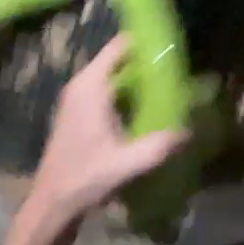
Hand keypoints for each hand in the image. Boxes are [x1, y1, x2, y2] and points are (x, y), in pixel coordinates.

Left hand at [0, 35, 188, 244]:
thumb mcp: (126, 163)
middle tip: (177, 66)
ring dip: (137, 76)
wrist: (51, 203)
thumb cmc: (84, 178)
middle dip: (146, 60)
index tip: (172, 44)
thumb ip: (160, 145)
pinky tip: (147, 104)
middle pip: (118, 58)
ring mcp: (77, 98)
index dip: (145, 41)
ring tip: (169, 82)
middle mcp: (82, 85)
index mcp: (91, 86)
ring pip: (113, 74)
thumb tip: (192, 130)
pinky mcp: (78, 112)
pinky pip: (107, 89)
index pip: (120, 46)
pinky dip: (126, 90)